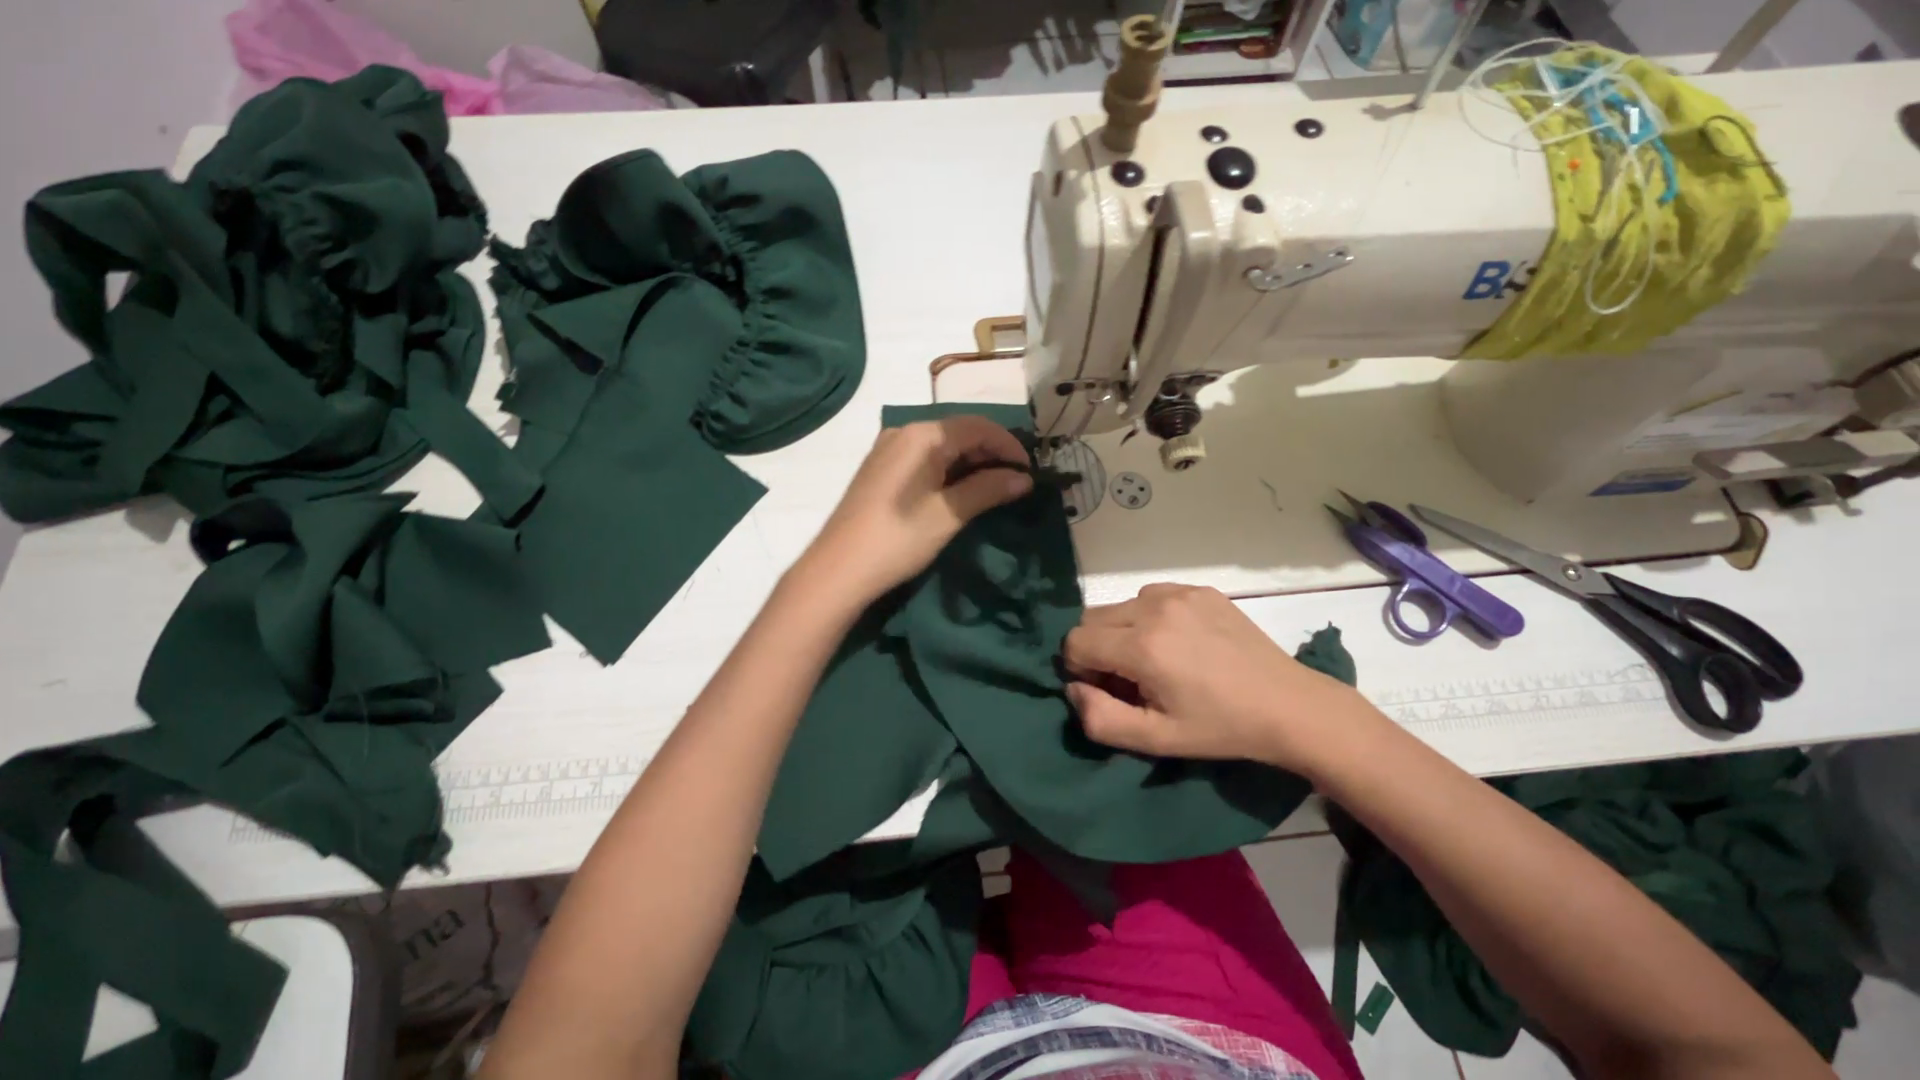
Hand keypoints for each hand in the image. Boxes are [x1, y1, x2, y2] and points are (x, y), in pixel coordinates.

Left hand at [798, 415, 1033, 604]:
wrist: (838, 569)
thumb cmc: (897, 539)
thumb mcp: (948, 514)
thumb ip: (988, 489)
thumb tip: (1023, 479)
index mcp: (922, 435)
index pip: (978, 426)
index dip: (1008, 446)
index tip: (1030, 471)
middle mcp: (904, 432)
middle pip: (959, 432)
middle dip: (991, 454)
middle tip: (1017, 482)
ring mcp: (888, 450)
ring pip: (942, 446)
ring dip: (971, 464)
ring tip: (996, 489)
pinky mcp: (881, 470)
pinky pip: (925, 459)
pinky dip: (949, 471)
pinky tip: (962, 492)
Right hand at [1063, 584, 1371, 774]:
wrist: (1288, 706)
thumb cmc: (1219, 728)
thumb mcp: (1155, 739)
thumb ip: (1100, 718)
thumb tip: (1073, 688)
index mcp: (1142, 646)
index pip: (1075, 642)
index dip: (1082, 670)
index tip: (1111, 691)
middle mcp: (1155, 607)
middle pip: (1092, 619)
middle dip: (1098, 648)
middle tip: (1131, 679)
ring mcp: (1180, 593)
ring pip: (1121, 606)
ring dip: (1124, 631)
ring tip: (1157, 661)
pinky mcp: (1201, 590)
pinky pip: (1153, 597)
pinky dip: (1152, 618)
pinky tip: (1182, 645)